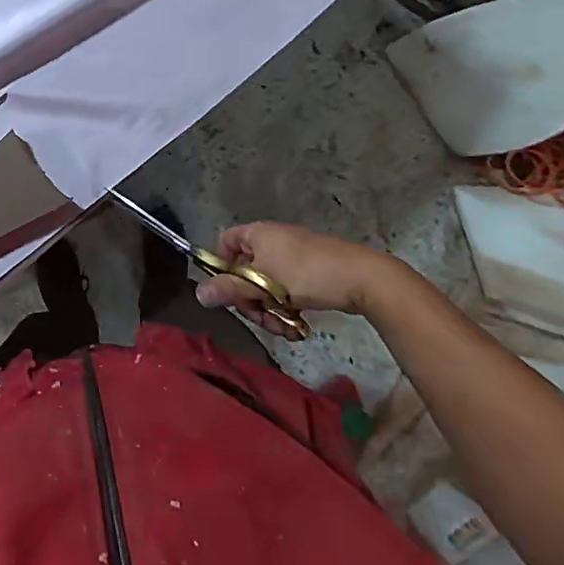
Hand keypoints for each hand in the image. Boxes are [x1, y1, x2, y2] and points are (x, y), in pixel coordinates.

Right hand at [197, 222, 395, 333]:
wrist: (364, 278)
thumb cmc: (307, 275)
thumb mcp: (262, 285)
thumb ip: (229, 290)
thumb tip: (198, 294)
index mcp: (257, 234)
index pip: (225, 244)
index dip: (222, 268)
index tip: (230, 293)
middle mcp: (273, 239)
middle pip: (247, 271)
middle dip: (252, 301)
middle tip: (263, 321)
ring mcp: (295, 255)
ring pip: (269, 285)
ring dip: (272, 311)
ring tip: (287, 330)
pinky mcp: (313, 270)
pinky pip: (289, 289)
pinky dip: (289, 308)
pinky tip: (300, 328)